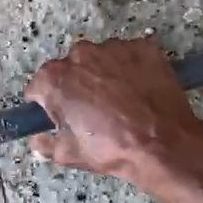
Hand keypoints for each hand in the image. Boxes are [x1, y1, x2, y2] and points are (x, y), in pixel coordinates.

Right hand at [24, 37, 202, 182]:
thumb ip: (47, 144)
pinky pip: (129, 55)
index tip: (59, 114)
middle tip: (92, 111)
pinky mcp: (142, 48)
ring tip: (119, 102)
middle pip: (70, 68)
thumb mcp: (71, 154)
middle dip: (77, 86)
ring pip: (100, 59)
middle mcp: (81, 55)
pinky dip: (131, 69)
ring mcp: (114, 48)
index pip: (39, 85)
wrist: (165, 145)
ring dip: (104, 75)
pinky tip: (137, 92)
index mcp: (56, 79)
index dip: (48, 103)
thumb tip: (38, 142)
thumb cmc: (116, 148)